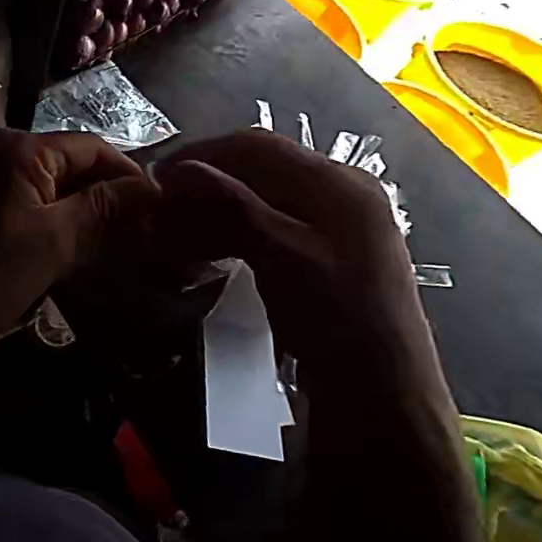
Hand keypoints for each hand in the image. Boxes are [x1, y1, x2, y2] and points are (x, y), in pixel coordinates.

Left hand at [0, 130, 159, 352]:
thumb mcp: (55, 242)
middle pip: (72, 164)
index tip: (160, 211)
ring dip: (84, 208)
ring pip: (52, 183)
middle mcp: (0, 147)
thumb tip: (157, 192)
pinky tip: (76, 241)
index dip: (130, 178)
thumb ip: (106, 211)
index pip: (92, 149)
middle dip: (107, 195)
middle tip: (143, 231)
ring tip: (117, 240)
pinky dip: (57, 216)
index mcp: (19, 148)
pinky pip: (30, 197)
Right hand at [154, 130, 437, 397]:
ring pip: (261, 197)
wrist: (381, 395)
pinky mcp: (325, 252)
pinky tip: (207, 246)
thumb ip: (232, 206)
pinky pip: (270, 224)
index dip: (203, 154)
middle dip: (207, 181)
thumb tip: (179, 170)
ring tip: (177, 227)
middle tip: (163, 204)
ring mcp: (335, 223)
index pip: (258, 146)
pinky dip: (234, 229)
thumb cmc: (335, 317)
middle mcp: (340, 192)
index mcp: (339, 183)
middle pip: (260, 169)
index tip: (159, 175)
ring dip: (216, 207)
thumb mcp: (280, 256)